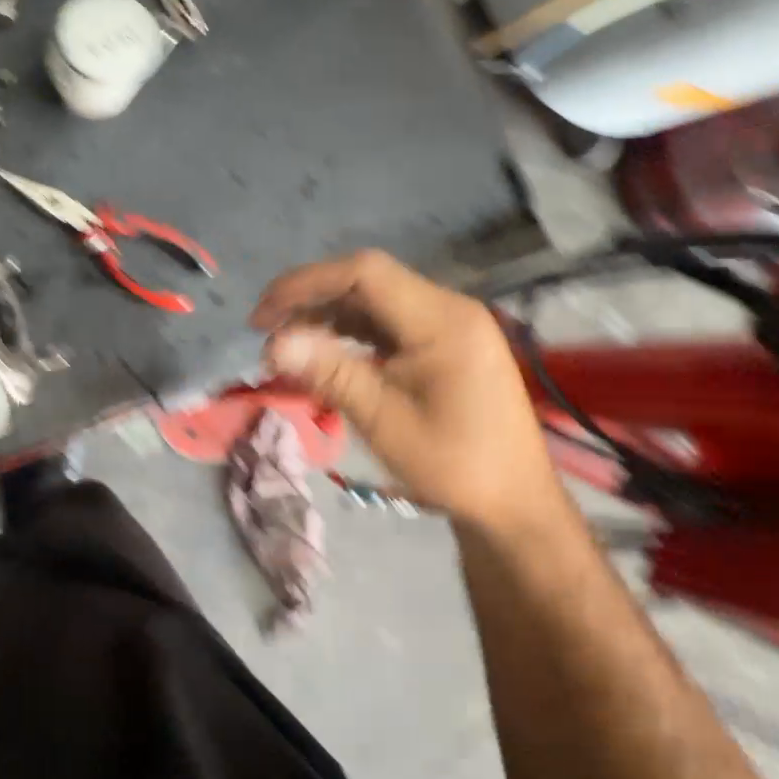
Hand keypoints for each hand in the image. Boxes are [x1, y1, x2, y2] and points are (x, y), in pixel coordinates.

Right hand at [251, 250, 566, 531]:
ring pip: (370, 299)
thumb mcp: (384, 420)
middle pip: (364, 280)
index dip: (305, 283)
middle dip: (308, 299)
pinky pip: (384, 321)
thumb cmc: (453, 464)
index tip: (263, 317)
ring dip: (323, 315)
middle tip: (264, 331)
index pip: (364, 272)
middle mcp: (448, 310)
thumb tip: (274, 343)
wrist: (515, 506)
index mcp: (442, 321)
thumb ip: (330, 373)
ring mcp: (448, 325)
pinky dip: (346, 331)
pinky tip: (320, 354)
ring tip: (284, 346)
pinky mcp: (442, 343)